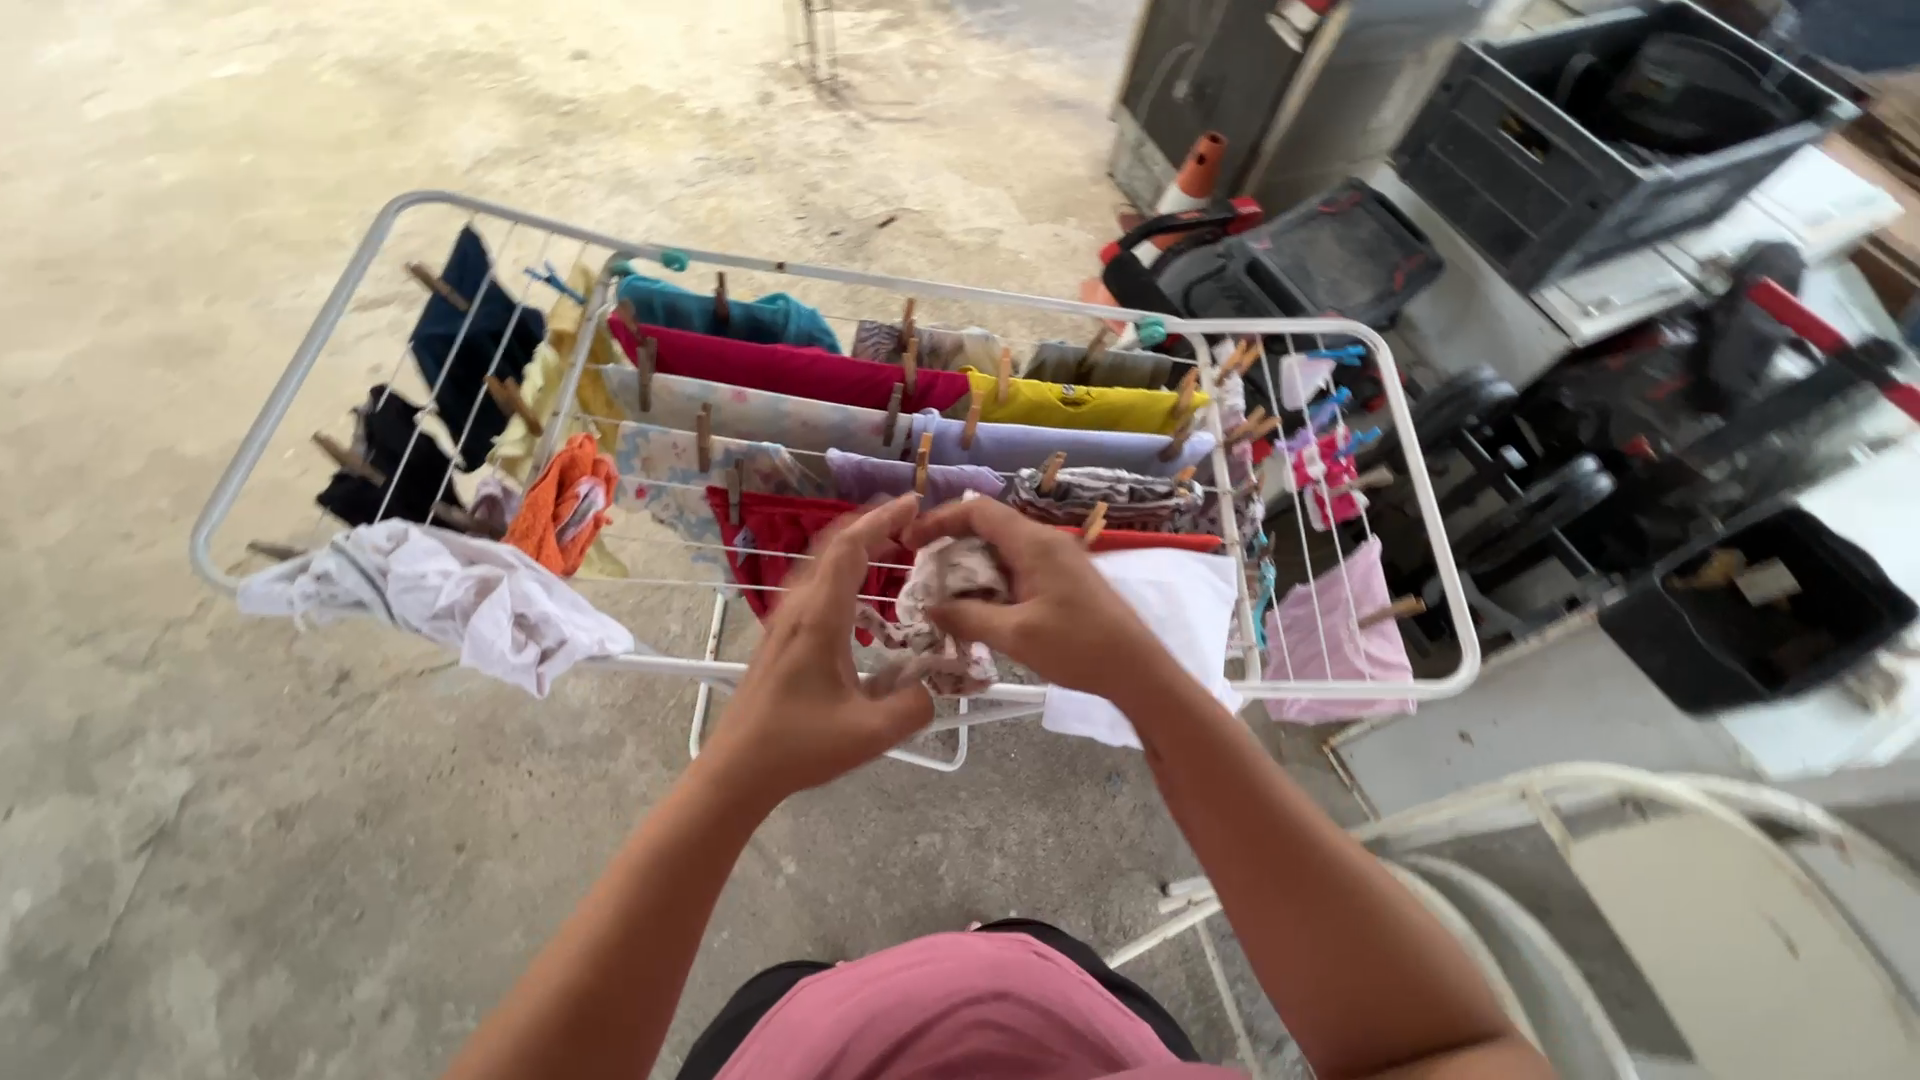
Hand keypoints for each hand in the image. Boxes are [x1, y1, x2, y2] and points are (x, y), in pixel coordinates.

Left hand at [701, 494, 933, 803]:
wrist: (736, 769)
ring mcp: (784, 621)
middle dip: (872, 524)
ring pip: (820, 563)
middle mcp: (798, 609)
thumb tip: (931, 688)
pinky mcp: (780, 637)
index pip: (851, 549)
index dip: (882, 520)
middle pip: (833, 546)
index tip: (913, 503)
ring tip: (891, 545)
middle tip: (910, 519)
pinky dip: (842, 570)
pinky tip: (859, 593)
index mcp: (819, 619)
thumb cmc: (798, 747)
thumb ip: (914, 706)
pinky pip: (814, 584)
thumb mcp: (870, 733)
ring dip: (855, 545)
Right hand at [902, 496, 1170, 696]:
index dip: (939, 520)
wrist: (1137, 668)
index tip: (910, 543)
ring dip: (971, 567)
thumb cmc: (1078, 647)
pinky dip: (992, 580)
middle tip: (924, 576)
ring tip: (946, 596)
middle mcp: (1045, 540)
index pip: (977, 510)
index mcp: (1033, 543)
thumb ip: (968, 618)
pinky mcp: (1064, 577)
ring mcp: (1058, 558)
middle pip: (988, 526)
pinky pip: (1018, 566)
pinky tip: (982, 608)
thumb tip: (931, 610)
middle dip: (951, 546)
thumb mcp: (1015, 636)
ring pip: (1002, 548)